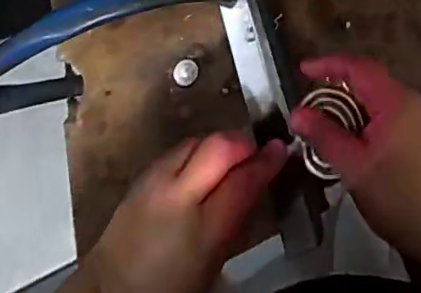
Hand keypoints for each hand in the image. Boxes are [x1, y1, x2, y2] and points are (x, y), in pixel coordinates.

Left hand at [75, 131, 286, 292]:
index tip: (282, 149)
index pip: (244, 179)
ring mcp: (152, 184)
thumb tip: (259, 183)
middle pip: (219, 146)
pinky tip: (197, 170)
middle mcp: (176, 198)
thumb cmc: (168, 288)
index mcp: (201, 230)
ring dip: (217, 147)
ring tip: (227, 161)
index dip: (267, 160)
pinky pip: (175, 153)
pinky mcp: (137, 181)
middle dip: (242, 143)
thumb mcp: (213, 262)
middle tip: (256, 152)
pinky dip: (193, 155)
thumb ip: (237, 218)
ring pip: (196, 143)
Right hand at [289, 56, 420, 262]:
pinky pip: (381, 110)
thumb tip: (296, 112)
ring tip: (319, 118)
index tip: (301, 69)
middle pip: (367, 78)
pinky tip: (344, 134)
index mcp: (394, 99)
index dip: (328, 64)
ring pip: (373, 95)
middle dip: (335, 85)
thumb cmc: (396, 194)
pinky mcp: (413, 129)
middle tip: (306, 100)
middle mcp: (406, 98)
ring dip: (347, 103)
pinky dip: (359, 115)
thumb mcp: (354, 167)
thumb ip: (325, 136)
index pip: (359, 67)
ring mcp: (413, 113)